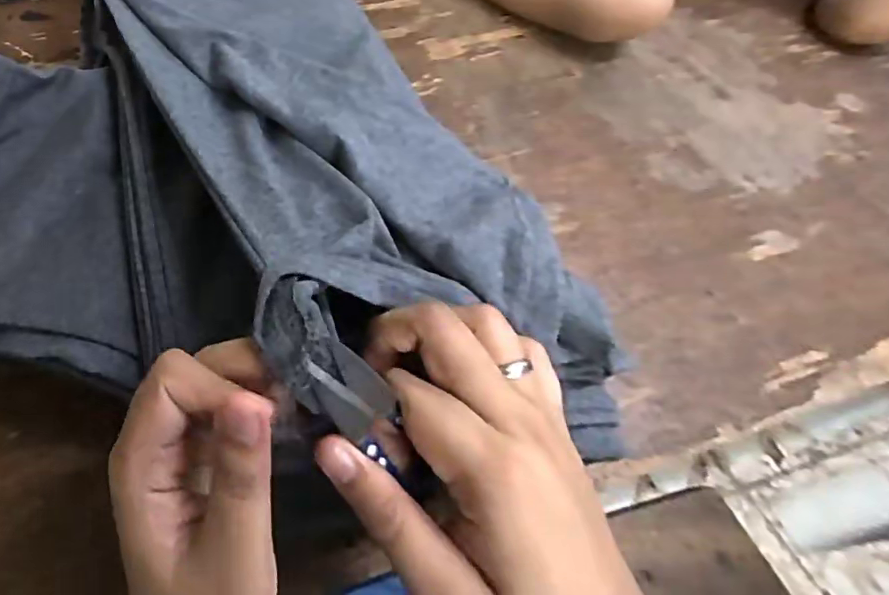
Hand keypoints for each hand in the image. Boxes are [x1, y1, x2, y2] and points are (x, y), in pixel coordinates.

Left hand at [109, 345, 279, 594]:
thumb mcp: (234, 554)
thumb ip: (239, 478)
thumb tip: (252, 400)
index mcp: (138, 461)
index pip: (168, 382)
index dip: (216, 386)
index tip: (265, 416)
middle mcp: (148, 440)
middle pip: (184, 369)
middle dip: (236, 371)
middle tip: (287, 398)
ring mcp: (170, 443)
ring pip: (203, 376)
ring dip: (247, 379)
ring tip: (288, 404)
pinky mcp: (195, 451)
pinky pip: (218, 402)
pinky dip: (250, 396)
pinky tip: (280, 415)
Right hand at [315, 303, 639, 594]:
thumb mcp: (446, 591)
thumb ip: (387, 513)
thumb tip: (328, 445)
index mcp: (493, 464)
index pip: (410, 389)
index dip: (372, 401)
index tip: (366, 441)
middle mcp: (522, 420)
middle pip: (448, 327)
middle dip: (395, 332)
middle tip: (372, 376)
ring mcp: (548, 414)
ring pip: (488, 321)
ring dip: (441, 328)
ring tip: (414, 368)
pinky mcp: (560, 421)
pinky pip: (524, 348)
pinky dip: (486, 344)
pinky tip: (466, 380)